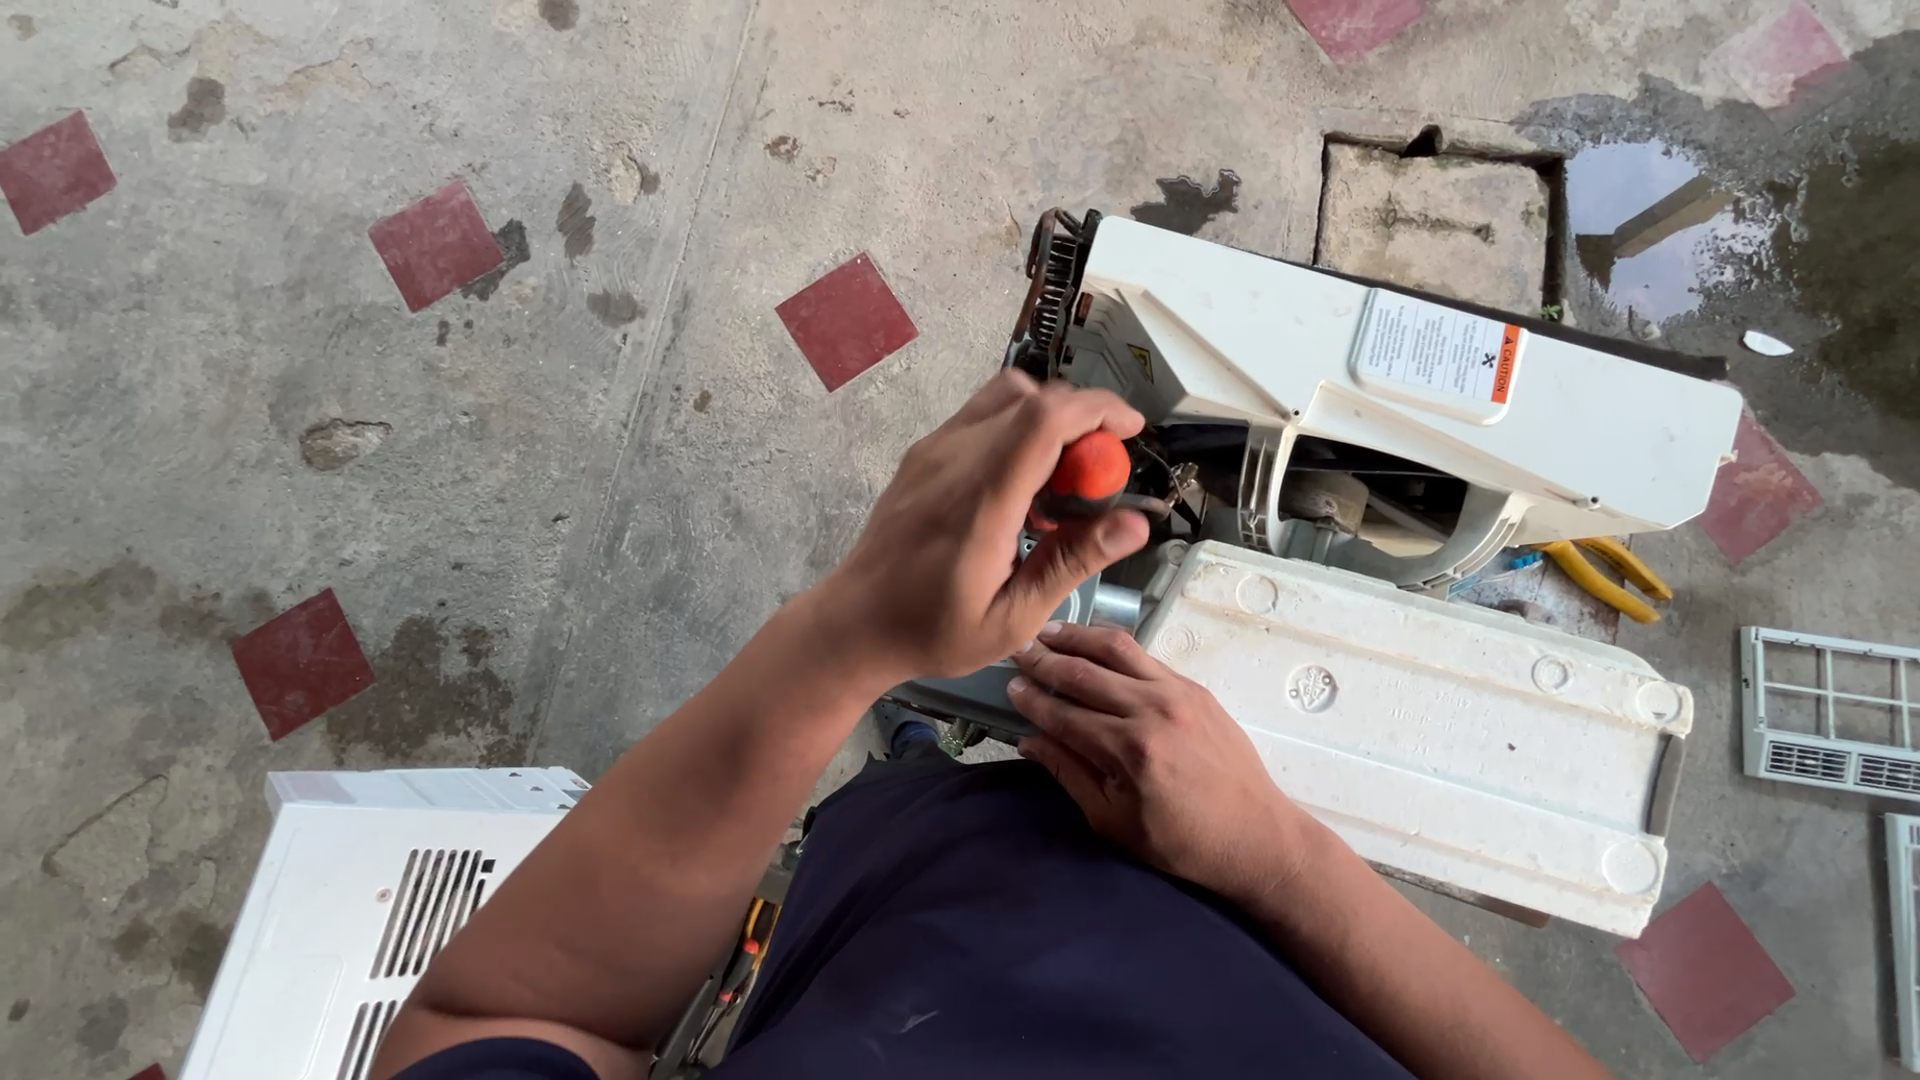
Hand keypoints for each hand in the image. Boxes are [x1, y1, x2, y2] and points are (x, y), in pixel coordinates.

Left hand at [816, 371, 1150, 681]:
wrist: (854, 623)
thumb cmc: (931, 632)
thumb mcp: (1012, 617)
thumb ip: (1072, 562)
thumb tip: (1135, 522)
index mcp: (979, 502)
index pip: (1044, 420)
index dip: (1098, 410)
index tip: (1132, 431)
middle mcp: (953, 460)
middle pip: (1032, 398)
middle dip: (1082, 421)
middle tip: (1097, 477)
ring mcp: (932, 451)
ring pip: (1006, 396)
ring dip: (1048, 419)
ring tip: (1059, 480)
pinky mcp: (922, 454)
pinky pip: (981, 416)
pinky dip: (1017, 429)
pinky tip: (1020, 485)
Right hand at [1009, 621, 1310, 901]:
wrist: (1258, 836)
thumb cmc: (1181, 842)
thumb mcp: (1114, 821)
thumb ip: (1069, 774)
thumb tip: (1028, 741)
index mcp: (1130, 750)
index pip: (1064, 714)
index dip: (1032, 700)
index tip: (1009, 686)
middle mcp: (1152, 710)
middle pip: (1084, 673)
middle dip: (1045, 661)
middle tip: (1018, 649)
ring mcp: (1177, 693)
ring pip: (1116, 649)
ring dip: (1077, 637)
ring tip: (1048, 632)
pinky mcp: (1194, 688)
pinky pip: (1145, 656)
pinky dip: (1113, 646)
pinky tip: (1093, 643)